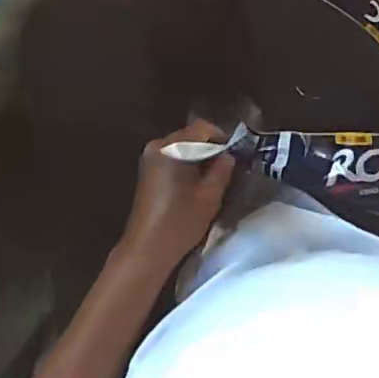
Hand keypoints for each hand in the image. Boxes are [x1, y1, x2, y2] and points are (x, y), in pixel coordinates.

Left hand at [114, 119, 234, 272]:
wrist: (146, 250)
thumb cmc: (180, 222)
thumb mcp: (210, 196)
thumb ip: (222, 170)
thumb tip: (228, 156)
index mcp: (173, 147)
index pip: (202, 127)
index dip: (221, 138)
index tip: (233, 155)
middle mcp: (158, 145)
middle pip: (191, 135)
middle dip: (209, 148)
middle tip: (225, 169)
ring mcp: (150, 157)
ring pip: (182, 146)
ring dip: (198, 157)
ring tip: (211, 180)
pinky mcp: (147, 169)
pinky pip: (171, 156)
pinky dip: (185, 164)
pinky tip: (193, 185)